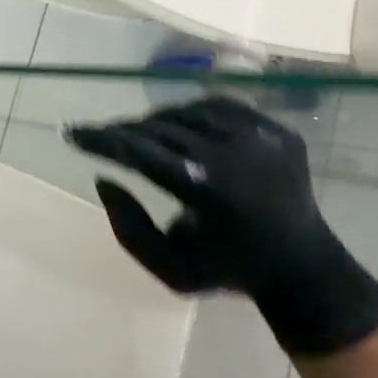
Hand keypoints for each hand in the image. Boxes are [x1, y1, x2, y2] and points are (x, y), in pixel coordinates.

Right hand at [66, 97, 377, 355]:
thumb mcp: (169, 268)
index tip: (71, 132)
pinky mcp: (279, 131)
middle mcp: (236, 156)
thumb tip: (104, 178)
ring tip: (144, 136)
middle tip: (104, 138)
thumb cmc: (227, 269)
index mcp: (210, 191)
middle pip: (158, 128)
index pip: (137, 150)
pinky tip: (183, 128)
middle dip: (124, 132)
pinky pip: (220, 106)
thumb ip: (128, 228)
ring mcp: (262, 139)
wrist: (307, 271)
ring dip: (157, 122)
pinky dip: (193, 113)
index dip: (99, 139)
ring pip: (185, 112)